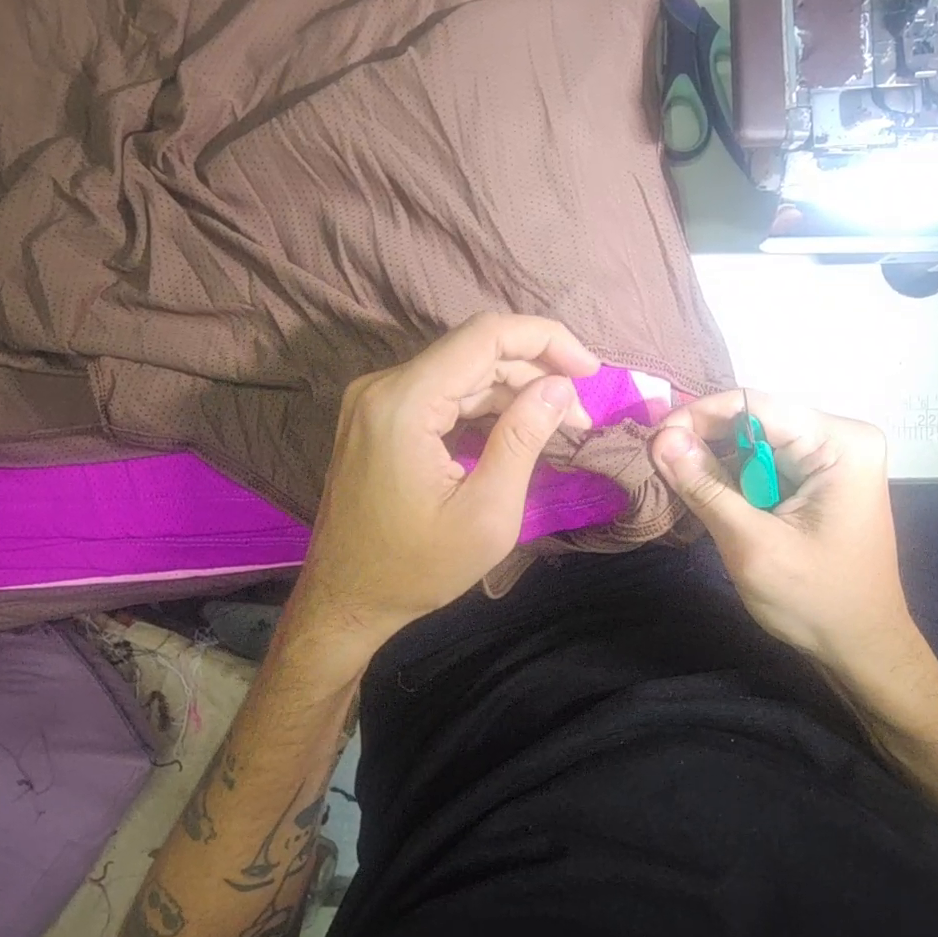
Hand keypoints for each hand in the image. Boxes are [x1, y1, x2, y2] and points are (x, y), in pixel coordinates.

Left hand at [288, 313, 600, 648]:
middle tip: (580, 415)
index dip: (546, 340)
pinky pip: (438, 394)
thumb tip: (559, 387)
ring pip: (459, 372)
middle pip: (473, 351)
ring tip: (558, 425)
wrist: (346, 600)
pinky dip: (481, 406)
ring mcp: (374, 402)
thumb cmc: (417, 569)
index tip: (590, 370)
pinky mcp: (375, 419)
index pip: (485, 336)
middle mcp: (382, 387)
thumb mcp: (487, 513)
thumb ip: (523, 439)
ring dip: (511, 391)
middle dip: (535, 374)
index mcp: (404, 403)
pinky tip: (516, 428)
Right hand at [651, 391, 922, 678]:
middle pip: (754, 420)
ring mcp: (832, 459)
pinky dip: (731, 478)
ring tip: (672, 480)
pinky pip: (765, 464)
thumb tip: (661, 438)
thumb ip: (705, 487)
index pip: (755, 406)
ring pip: (754, 442)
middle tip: (655, 463)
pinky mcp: (819, 480)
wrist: (860, 647)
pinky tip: (703, 493)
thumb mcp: (751, 544)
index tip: (652, 440)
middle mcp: (841, 438)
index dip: (698, 416)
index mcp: (840, 444)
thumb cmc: (815, 600)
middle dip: (703, 440)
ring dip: (713, 461)